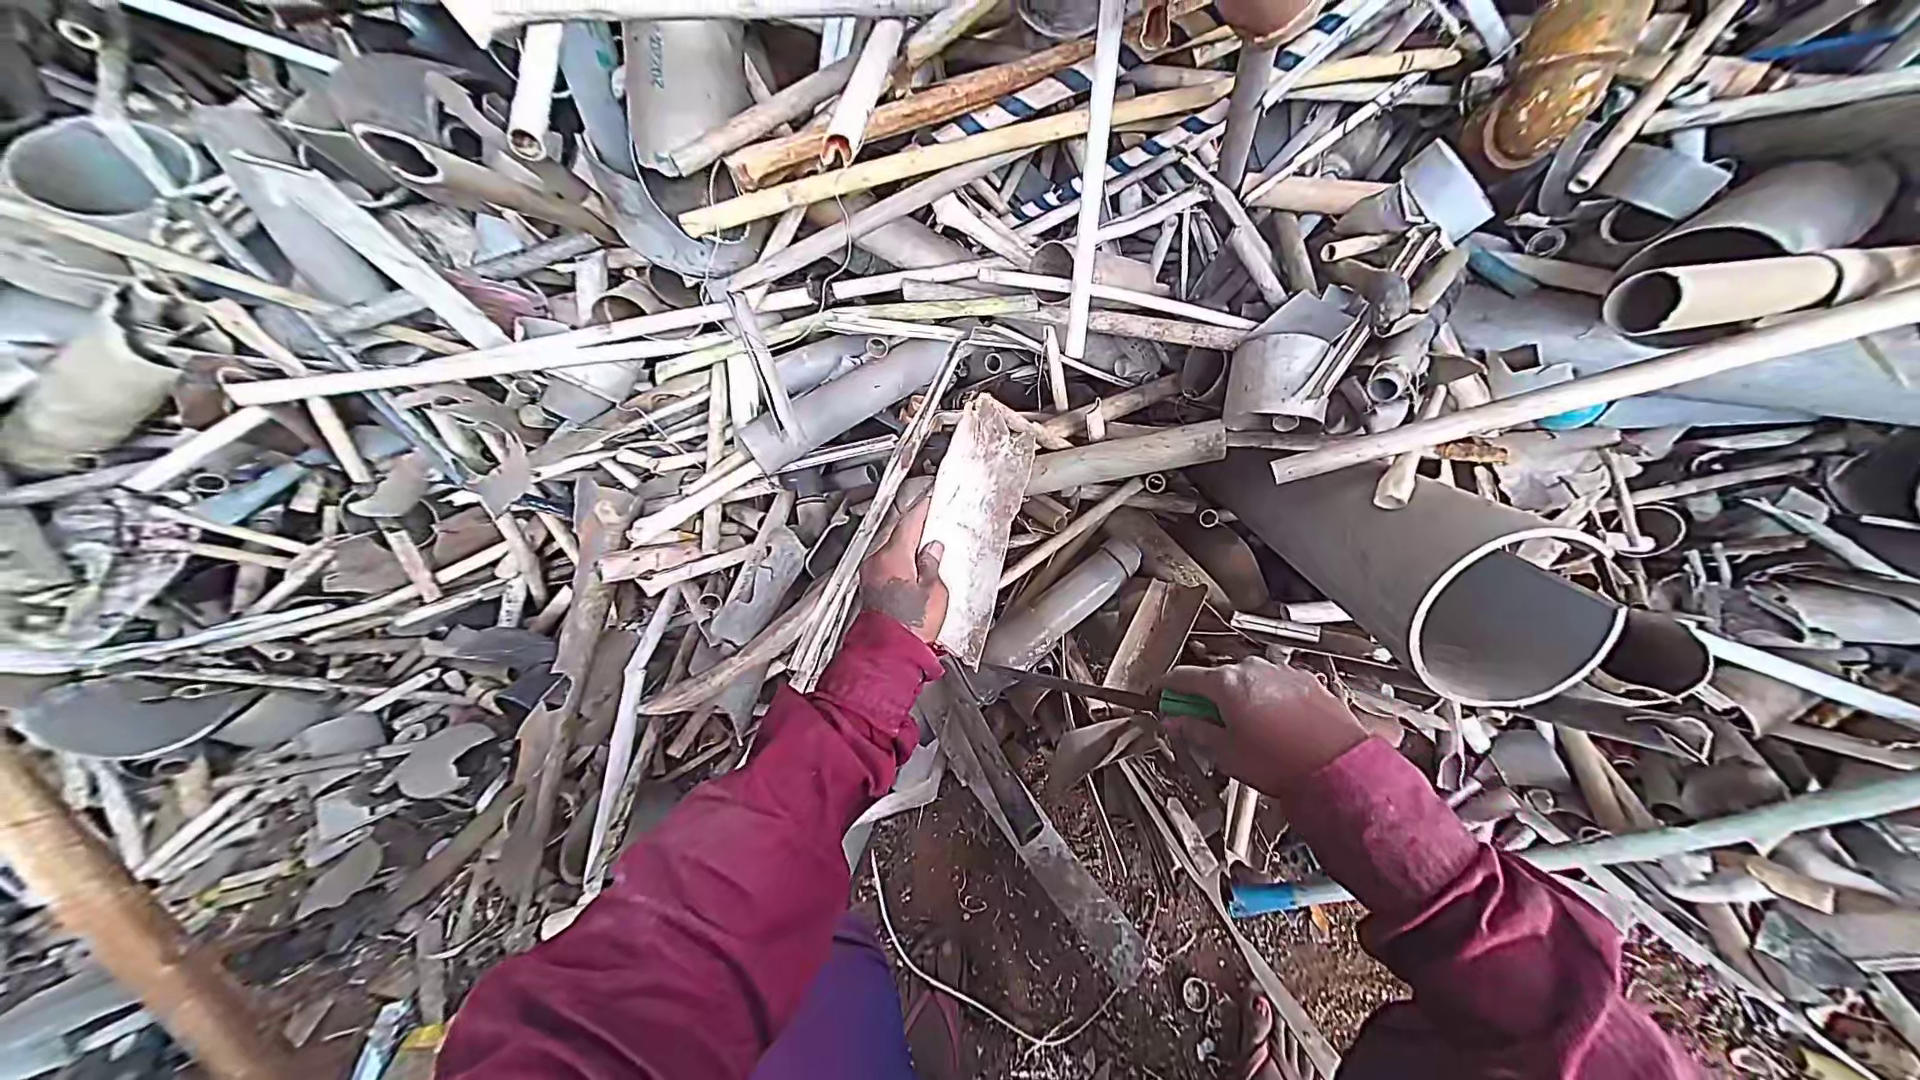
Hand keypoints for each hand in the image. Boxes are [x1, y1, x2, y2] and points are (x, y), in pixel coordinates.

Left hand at [859, 493, 948, 643]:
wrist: (890, 654)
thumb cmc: (910, 626)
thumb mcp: (934, 591)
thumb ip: (932, 564)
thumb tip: (931, 550)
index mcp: (893, 556)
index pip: (909, 522)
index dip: (922, 508)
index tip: (930, 498)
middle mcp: (876, 562)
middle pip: (898, 536)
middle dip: (915, 529)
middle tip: (933, 523)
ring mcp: (870, 576)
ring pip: (892, 552)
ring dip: (908, 548)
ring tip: (927, 549)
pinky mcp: (870, 590)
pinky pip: (888, 567)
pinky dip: (901, 564)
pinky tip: (914, 571)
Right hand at [1159, 657, 1368, 796]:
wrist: (1343, 770)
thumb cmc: (1287, 764)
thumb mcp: (1226, 753)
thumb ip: (1195, 731)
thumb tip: (1175, 723)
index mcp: (1226, 682)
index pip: (1183, 677)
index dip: (1168, 687)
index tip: (1164, 694)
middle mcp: (1253, 669)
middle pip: (1215, 676)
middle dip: (1205, 696)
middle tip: (1202, 721)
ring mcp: (1281, 672)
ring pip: (1246, 679)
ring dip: (1237, 696)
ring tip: (1243, 728)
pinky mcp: (1306, 681)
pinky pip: (1273, 684)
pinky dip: (1265, 697)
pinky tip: (1271, 724)